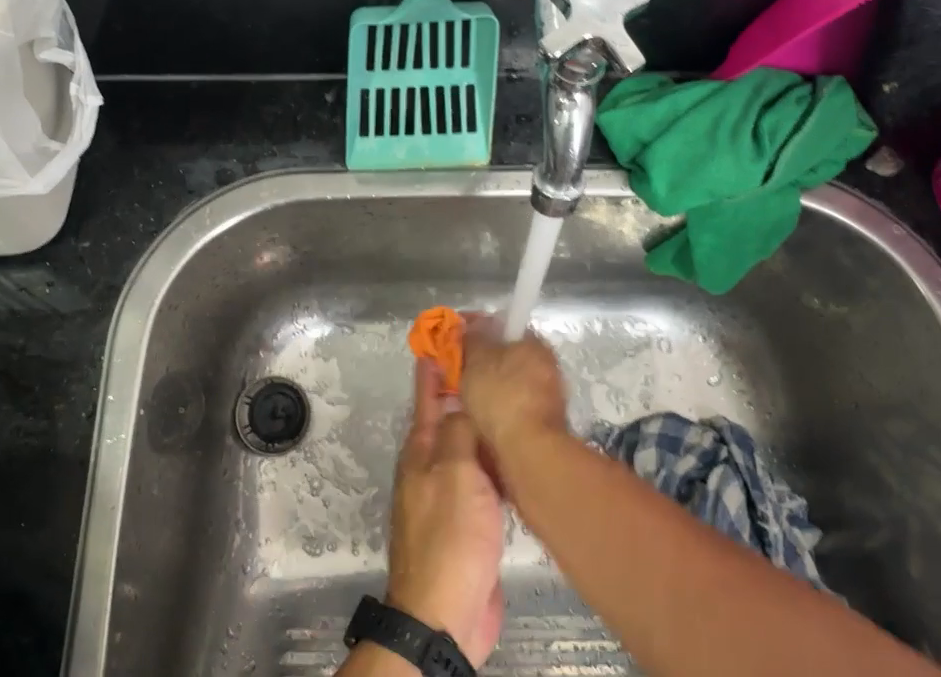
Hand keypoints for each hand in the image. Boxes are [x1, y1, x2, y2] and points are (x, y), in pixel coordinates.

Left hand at [385, 359, 505, 667]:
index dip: (439, 359)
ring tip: (513, 395)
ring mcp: (451, 492)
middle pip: (449, 414)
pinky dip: (497, 456)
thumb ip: (460, 432)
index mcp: (422, 448)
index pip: (428, 391)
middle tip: (499, 358)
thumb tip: (461, 398)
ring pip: (468, 443)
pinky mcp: (469, 519)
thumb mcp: (456, 473)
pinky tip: (518, 453)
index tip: (453, 328)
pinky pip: (483, 475)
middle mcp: (433, 464)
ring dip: (485, 419)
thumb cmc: (449, 537)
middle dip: (467, 384)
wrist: (446, 612)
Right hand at [459, 322, 569, 459]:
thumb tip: (473, 324)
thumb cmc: (501, 396)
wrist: (529, 449)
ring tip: (460, 394)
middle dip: (480, 359)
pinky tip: (477, 414)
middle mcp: (546, 364)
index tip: (455, 338)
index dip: (476, 328)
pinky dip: (495, 405)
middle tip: (454, 368)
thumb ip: (473, 338)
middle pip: (506, 355)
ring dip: (487, 384)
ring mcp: (548, 394)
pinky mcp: (543, 420)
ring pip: (508, 381)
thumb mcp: (477, 359)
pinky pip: (512, 404)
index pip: (504, 325)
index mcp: (534, 343)